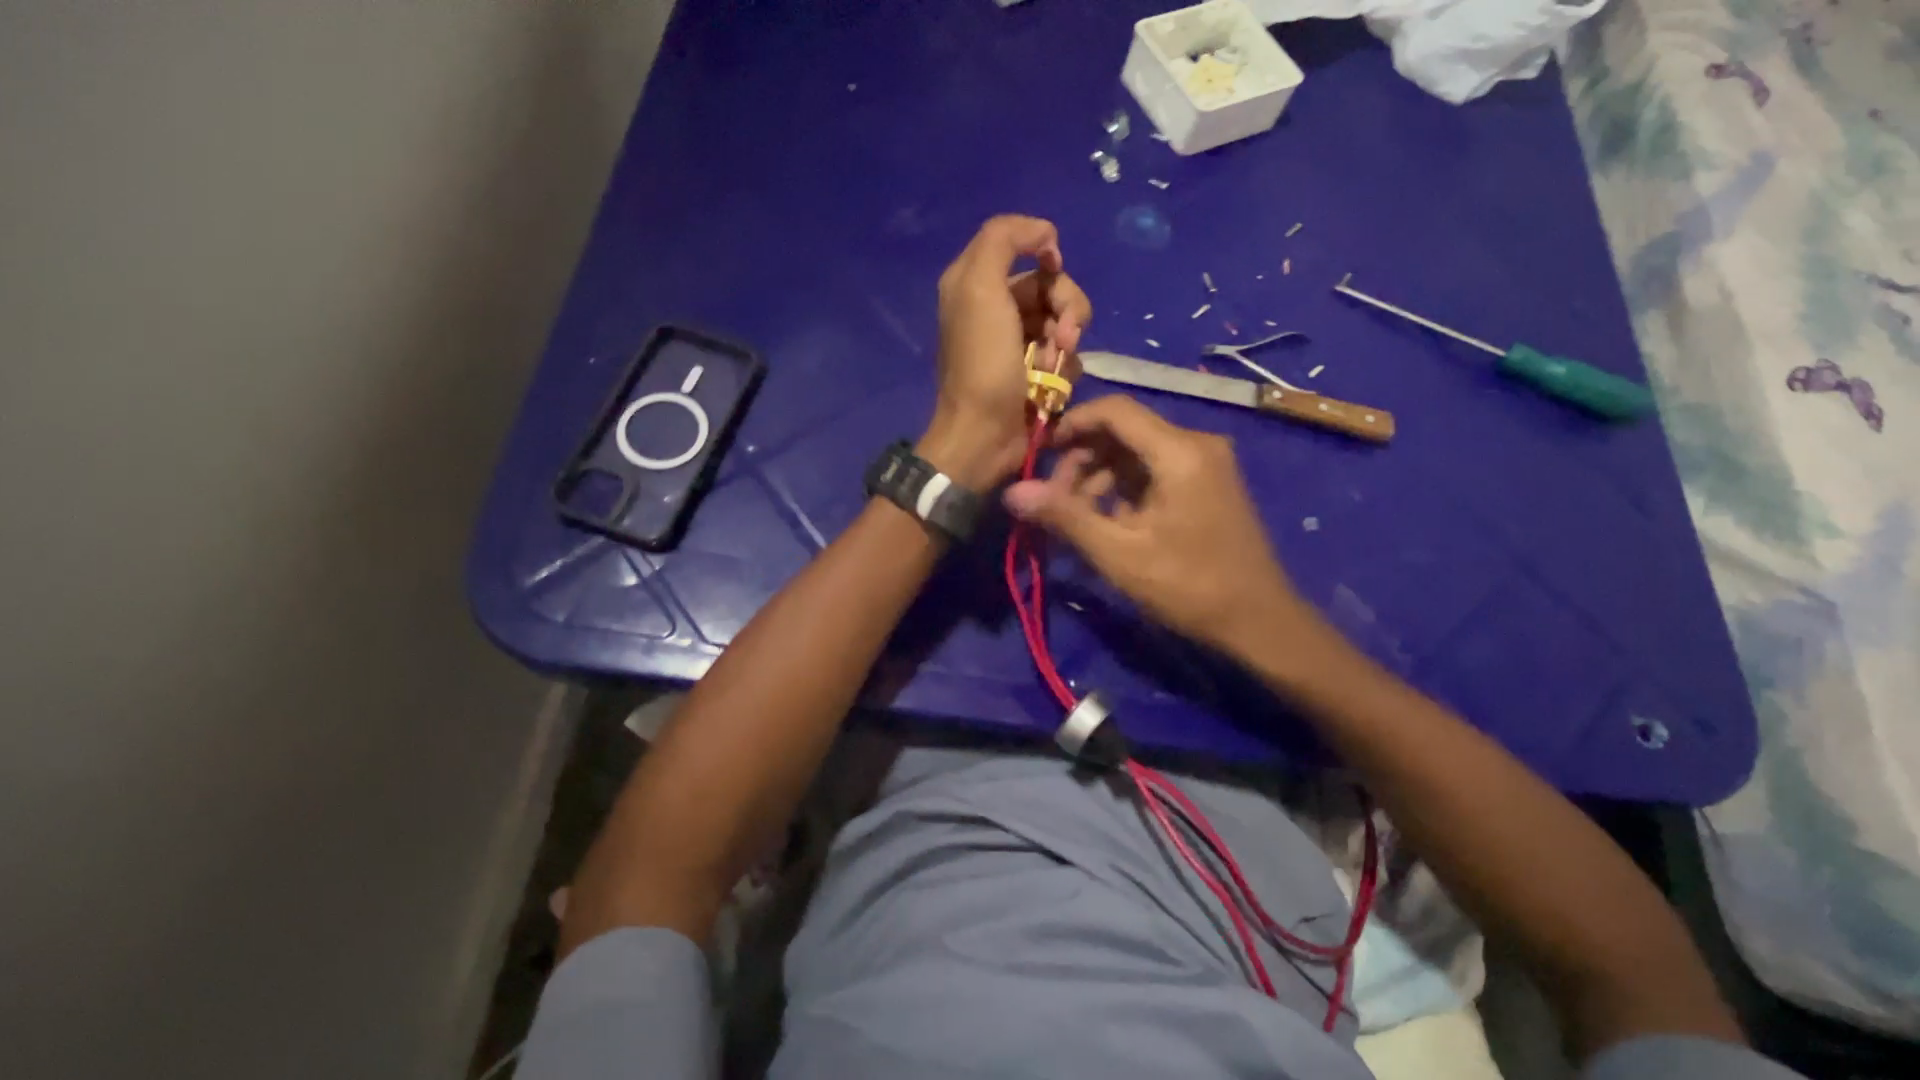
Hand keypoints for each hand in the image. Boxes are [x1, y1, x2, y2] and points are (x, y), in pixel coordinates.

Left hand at [917, 215, 1091, 489]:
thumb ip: (1004, 240)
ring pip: (1066, 320)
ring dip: (1067, 341)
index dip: (1047, 255)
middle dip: (1067, 306)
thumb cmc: (982, 362)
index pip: (1025, 246)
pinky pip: (1067, 355)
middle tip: (1062, 336)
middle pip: (1053, 285)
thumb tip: (1045, 233)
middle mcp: (997, 307)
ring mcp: (1019, 342)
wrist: (984, 434)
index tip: (1053, 267)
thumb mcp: (978, 287)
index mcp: (976, 282)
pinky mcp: (1037, 372)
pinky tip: (1051, 386)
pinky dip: (1064, 368)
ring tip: (1053, 366)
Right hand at [1003, 396, 1318, 655]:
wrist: (1259, 622)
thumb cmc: (1190, 587)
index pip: (1115, 410)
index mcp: (1180, 451)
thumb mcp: (1119, 555)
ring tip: (1077, 521)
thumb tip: (1012, 492)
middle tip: (1054, 502)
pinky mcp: (1208, 485)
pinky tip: (1108, 526)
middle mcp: (1196, 445)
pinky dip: (1125, 491)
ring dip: (1100, 479)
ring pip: (1137, 454)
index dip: (1072, 425)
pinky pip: (1155, 472)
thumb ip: (1066, 517)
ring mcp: (1206, 464)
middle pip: (1124, 432)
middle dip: (1082, 460)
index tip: (1038, 454)